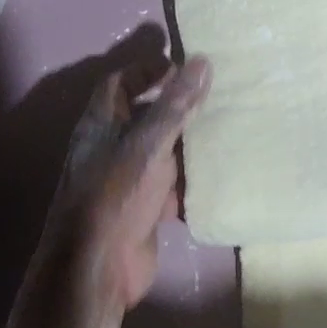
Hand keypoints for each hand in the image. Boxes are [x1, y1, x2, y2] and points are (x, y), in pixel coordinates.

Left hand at [49, 57, 212, 309]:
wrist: (100, 265)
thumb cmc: (116, 194)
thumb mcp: (148, 143)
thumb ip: (175, 104)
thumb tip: (201, 61)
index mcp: (101, 125)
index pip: (119, 83)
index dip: (147, 70)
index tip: (182, 66)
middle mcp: (111, 148)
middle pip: (145, 115)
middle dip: (177, 106)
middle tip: (216, 95)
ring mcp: (128, 180)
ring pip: (162, 152)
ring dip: (189, 144)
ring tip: (227, 129)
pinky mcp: (144, 208)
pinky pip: (172, 186)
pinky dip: (192, 181)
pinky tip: (220, 175)